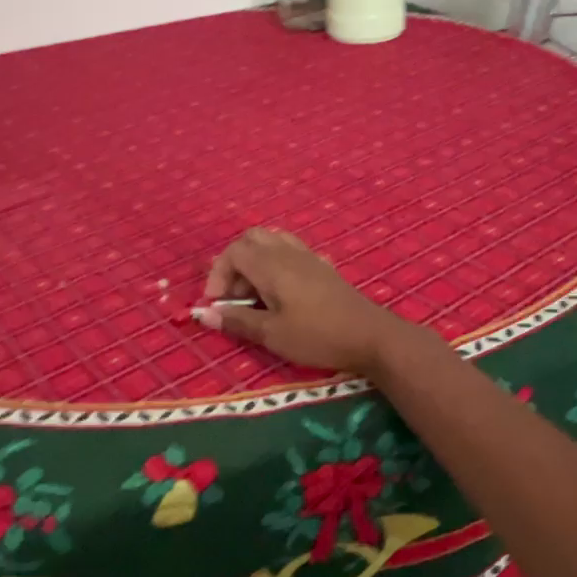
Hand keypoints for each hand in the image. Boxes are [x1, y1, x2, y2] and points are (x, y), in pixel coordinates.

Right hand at [194, 228, 416, 374]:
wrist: (370, 336)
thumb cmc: (317, 336)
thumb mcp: (272, 334)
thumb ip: (238, 320)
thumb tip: (206, 314)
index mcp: (271, 265)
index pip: (233, 252)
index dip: (217, 274)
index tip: (217, 303)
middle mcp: (288, 253)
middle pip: (251, 239)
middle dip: (234, 263)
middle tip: (235, 295)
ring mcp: (309, 257)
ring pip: (273, 242)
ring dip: (256, 262)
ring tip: (256, 293)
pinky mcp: (323, 268)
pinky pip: (292, 252)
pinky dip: (278, 264)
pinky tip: (283, 292)